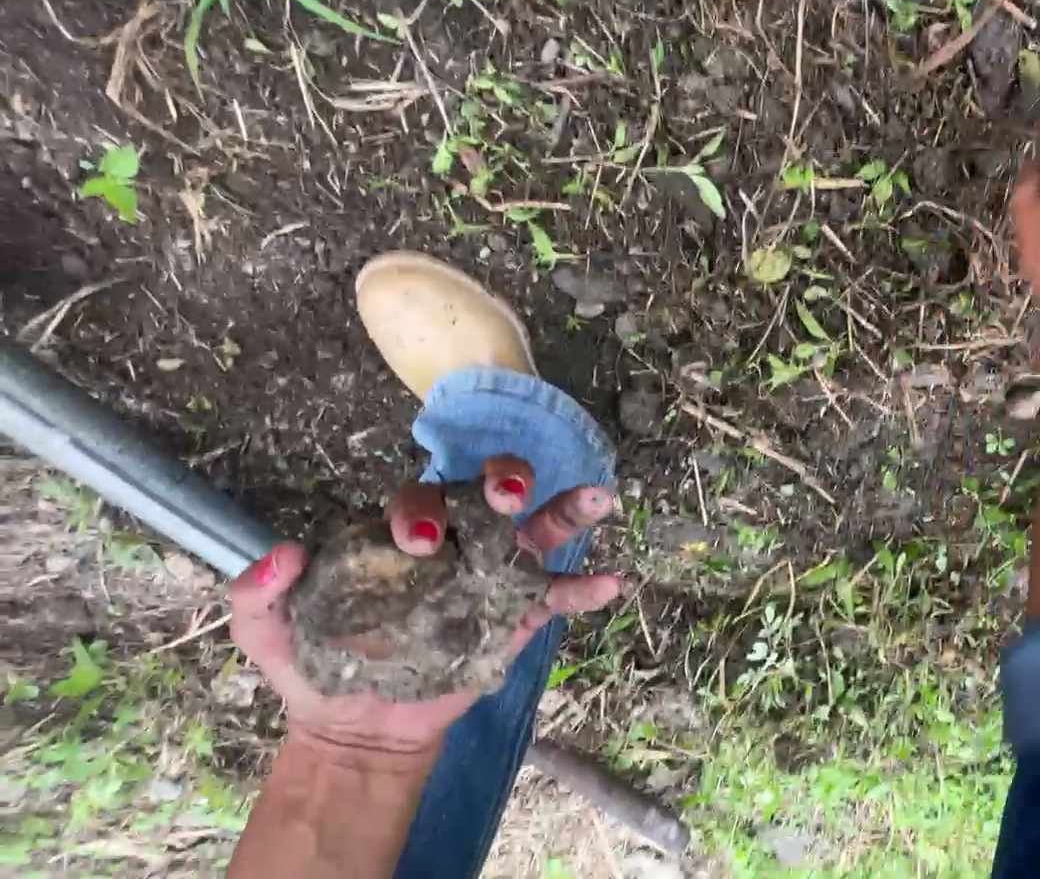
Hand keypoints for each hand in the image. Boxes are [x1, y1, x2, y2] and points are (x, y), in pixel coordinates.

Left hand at [228, 455, 621, 756]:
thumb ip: (260, 594)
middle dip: (506, 479)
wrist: (358, 729)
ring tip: (598, 498)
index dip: (425, 505)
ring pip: (542, 528)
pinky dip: (586, 587)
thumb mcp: (271, 632)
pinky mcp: (521, 615)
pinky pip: (559, 594)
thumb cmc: (320, 664)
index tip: (420, 541)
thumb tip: (284, 553)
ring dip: (569, 509)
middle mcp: (462, 540)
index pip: (424, 495)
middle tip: (508, 494)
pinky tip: (610, 583)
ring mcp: (498, 574)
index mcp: (409, 531)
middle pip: (493, 492)